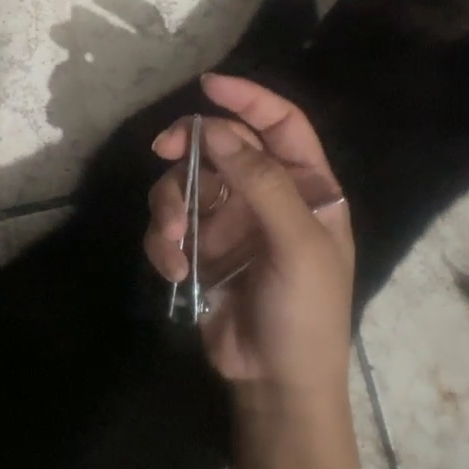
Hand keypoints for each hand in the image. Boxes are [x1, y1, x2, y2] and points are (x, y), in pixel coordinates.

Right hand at [145, 75, 355, 394]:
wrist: (274, 383)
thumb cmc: (306, 312)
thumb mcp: (297, 245)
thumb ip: (261, 181)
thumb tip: (216, 127)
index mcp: (305, 187)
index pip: (280, 124)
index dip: (248, 98)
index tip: (209, 85)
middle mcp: (264, 194)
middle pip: (220, 143)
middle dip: (189, 147)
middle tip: (163, 150)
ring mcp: (228, 220)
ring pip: (185, 181)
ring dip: (170, 205)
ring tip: (174, 240)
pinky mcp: (198, 246)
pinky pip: (167, 223)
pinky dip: (162, 241)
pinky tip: (173, 268)